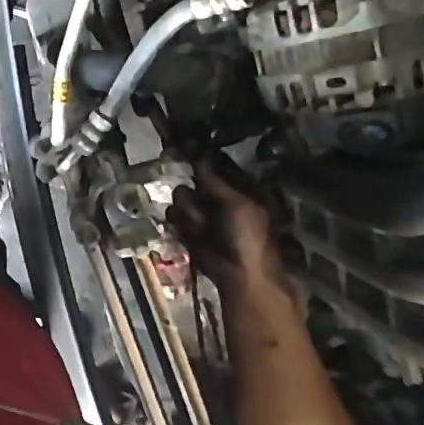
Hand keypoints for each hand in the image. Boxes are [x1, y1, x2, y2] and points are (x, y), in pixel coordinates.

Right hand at [172, 162, 288, 302]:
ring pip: (181, 199)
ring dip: (190, 214)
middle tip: (204, 207)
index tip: (184, 150)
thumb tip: (198, 155)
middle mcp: (219, 197)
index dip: (200, 159)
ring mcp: (203, 213)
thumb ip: (215, 180)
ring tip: (203, 228)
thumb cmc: (249, 236)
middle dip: (195, 195)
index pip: (215, 166)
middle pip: (192, 181)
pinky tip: (193, 234)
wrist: (240, 274)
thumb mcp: (238, 203)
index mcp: (240, 188)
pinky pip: (174, 217)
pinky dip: (182, 225)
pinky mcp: (189, 229)